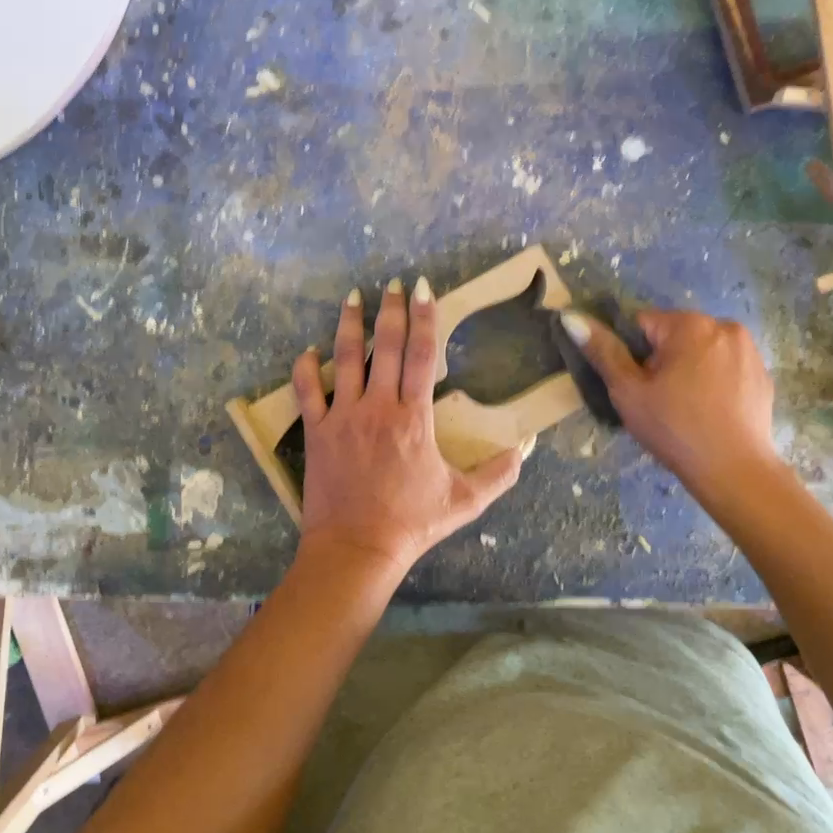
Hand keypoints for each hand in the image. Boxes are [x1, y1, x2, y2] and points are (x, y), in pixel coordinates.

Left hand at [291, 277, 523, 576]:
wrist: (357, 548)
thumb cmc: (412, 524)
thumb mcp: (465, 501)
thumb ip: (499, 473)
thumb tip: (527, 447)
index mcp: (414, 417)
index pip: (423, 356)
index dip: (425, 318)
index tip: (423, 289)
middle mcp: (377, 407)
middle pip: (386, 347)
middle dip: (390, 311)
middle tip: (392, 284)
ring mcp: (342, 417)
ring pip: (345, 359)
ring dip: (349, 326)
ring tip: (353, 298)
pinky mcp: (316, 433)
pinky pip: (307, 392)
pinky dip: (305, 369)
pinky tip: (308, 352)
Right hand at [561, 309, 778, 496]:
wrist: (734, 470)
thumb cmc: (673, 428)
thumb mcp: (628, 391)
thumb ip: (603, 351)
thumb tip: (572, 317)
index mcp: (689, 325)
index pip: (642, 323)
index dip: (632, 355)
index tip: (639, 386)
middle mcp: (724, 326)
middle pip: (674, 335)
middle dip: (662, 360)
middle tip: (659, 400)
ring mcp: (749, 350)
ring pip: (701, 351)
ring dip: (689, 369)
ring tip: (686, 407)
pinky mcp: (763, 374)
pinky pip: (725, 367)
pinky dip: (714, 381)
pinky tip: (710, 411)